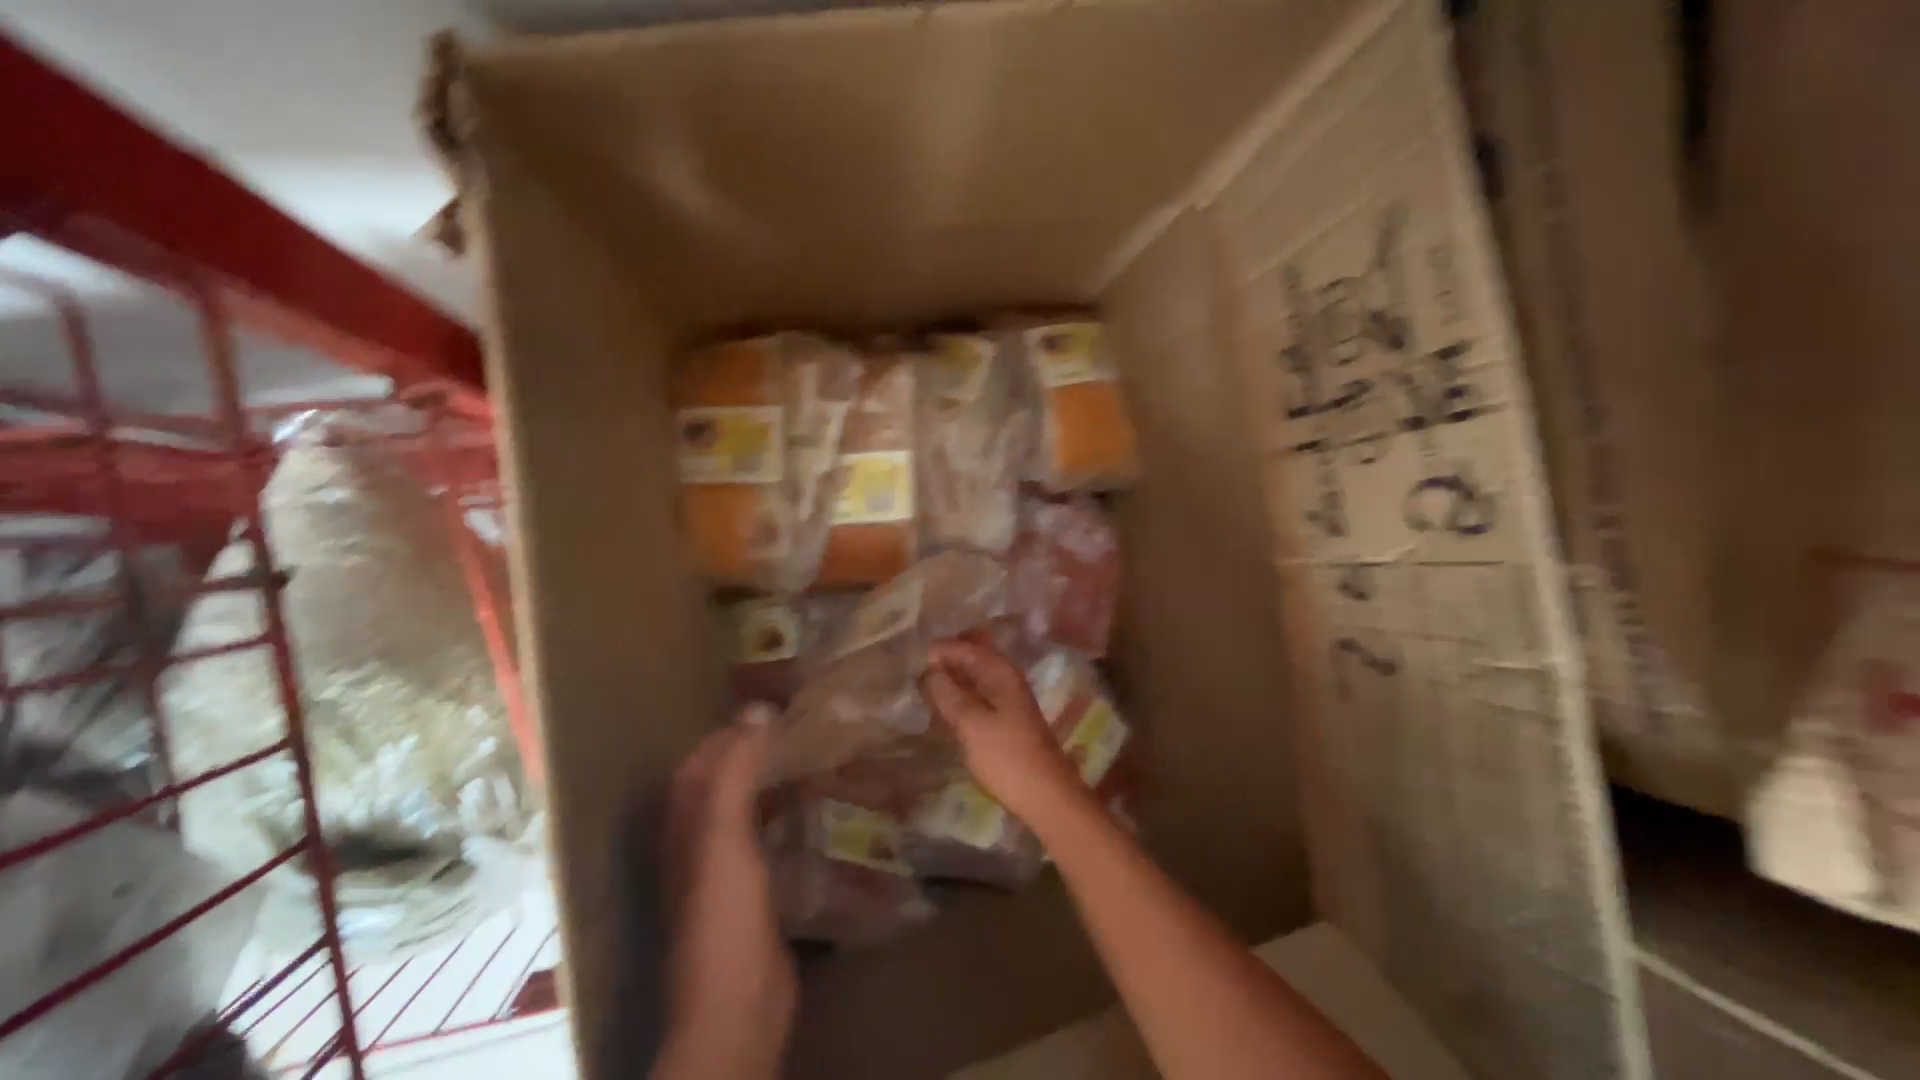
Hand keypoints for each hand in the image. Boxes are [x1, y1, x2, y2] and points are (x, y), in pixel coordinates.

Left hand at [655, 705, 795, 1079]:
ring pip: (749, 817)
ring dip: (775, 789)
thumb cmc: (724, 918)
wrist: (738, 1007)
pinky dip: (790, 824)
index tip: (771, 710)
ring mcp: (728, 878)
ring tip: (817, 763)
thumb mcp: (724, 838)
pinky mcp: (757, 902)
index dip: (727, 735)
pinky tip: (820, 818)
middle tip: (803, 732)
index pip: (699, 766)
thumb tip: (757, 711)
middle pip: (723, 788)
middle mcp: (699, 849)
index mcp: (683, 830)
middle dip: (755, 757)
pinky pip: (771, 847)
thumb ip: (736, 774)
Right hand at [921, 637, 1087, 823]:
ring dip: (950, 680)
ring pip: (973, 679)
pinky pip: (977, 697)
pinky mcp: (1006, 721)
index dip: (937, 650)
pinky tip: (942, 709)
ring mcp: (1008, 700)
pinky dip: (959, 698)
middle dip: (944, 661)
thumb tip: (928, 669)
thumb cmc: (1006, 757)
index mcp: (1000, 671)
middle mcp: (1006, 678)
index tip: (909, 663)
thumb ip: (947, 693)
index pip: (964, 646)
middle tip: (913, 674)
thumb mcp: (969, 723)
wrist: (1046, 796)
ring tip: (920, 690)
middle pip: (971, 658)